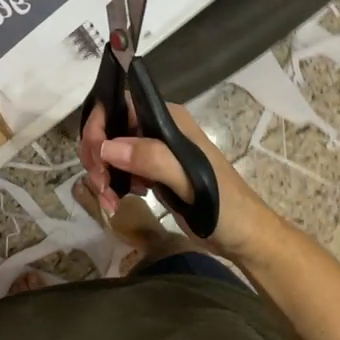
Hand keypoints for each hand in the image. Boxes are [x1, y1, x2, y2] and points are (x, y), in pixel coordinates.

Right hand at [78, 102, 279, 260]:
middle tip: (101, 186)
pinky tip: (117, 203)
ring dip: (102, 175)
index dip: (99, 127)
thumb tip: (107, 147)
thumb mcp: (190, 181)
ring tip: (109, 201)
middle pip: (110, 129)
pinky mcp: (151, 173)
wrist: (243, 235)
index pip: (120, 104)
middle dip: (97, 156)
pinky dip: (111, 186)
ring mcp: (154, 152)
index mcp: (168, 119)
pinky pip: (119, 171)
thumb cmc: (224, 205)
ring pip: (110, 152)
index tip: (96, 159)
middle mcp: (158, 128)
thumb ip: (152, 159)